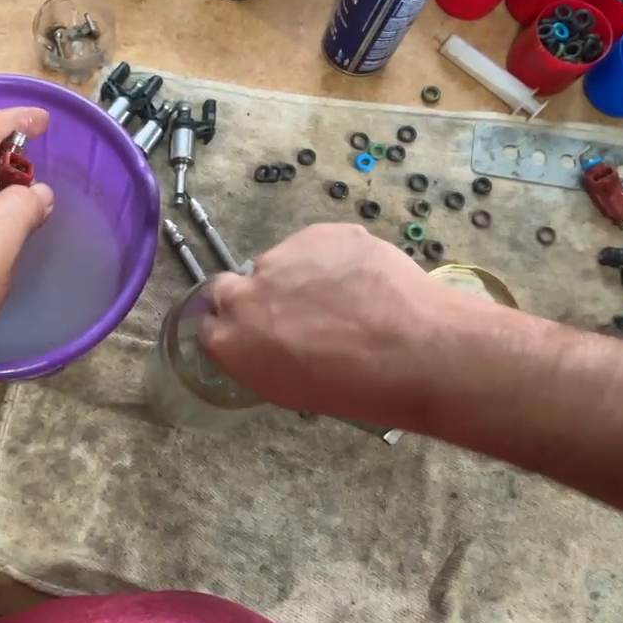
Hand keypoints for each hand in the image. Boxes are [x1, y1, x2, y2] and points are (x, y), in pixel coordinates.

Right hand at [197, 224, 507, 423]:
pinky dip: (336, 259)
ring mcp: (282, 257)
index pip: (209, 322)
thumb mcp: (288, 389)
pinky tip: (364, 282)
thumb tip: (267, 340)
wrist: (413, 352)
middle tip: (296, 313)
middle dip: (256, 296)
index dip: (235, 326)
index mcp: (229, 340)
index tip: (257, 331)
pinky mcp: (320, 233)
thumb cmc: (352, 388)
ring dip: (301, 277)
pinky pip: (320, 246)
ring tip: (345, 300)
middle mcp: (244, 294)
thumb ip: (259, 356)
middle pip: (233, 286)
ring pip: (282, 263)